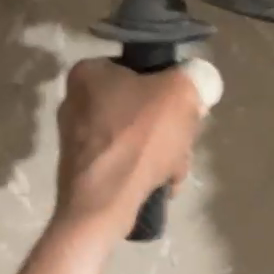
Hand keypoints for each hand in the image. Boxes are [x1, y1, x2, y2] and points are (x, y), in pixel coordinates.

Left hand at [50, 56, 221, 242]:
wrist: (101, 204)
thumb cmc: (137, 139)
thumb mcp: (180, 93)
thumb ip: (194, 77)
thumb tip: (198, 80)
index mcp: (88, 73)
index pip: (141, 69)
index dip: (170, 88)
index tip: (185, 108)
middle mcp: (74, 102)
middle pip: (142, 107)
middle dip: (170, 129)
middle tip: (183, 144)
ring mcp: (75, 139)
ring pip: (135, 137)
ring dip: (162, 153)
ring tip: (174, 171)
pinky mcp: (82, 170)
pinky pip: (123, 162)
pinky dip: (144, 171)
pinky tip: (161, 185)